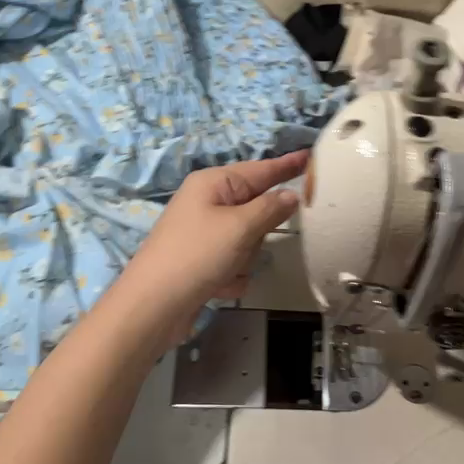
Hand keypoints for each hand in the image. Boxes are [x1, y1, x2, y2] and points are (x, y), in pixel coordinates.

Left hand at [111, 151, 306, 339]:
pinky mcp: (202, 260)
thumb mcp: (240, 228)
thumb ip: (271, 208)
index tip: (310, 156)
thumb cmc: (196, 256)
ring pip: (249, 239)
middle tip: (244, 244)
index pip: (260, 169)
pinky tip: (217, 286)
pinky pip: (235, 261)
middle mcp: (207, 202)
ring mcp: (203, 232)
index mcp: (213, 184)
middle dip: (258, 232)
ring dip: (244, 258)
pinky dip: (232, 275)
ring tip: (225, 269)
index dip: (286, 165)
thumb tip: (291, 194)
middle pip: (256, 208)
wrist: (153, 306)